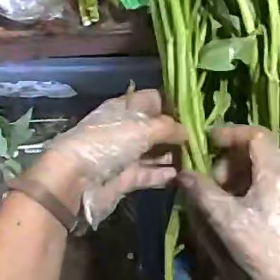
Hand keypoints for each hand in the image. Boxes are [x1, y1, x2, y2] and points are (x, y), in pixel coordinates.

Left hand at [24, 89, 185, 227]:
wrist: (75, 180)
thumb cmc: (107, 143)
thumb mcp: (141, 128)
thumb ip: (168, 127)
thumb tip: (186, 131)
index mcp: (123, 109)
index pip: (151, 99)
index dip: (172, 103)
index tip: (196, 111)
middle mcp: (123, 130)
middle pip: (154, 128)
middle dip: (176, 132)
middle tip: (204, 137)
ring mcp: (123, 155)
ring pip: (153, 152)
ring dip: (173, 154)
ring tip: (199, 156)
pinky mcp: (124, 178)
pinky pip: (149, 174)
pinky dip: (164, 174)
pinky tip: (184, 175)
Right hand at [179, 126, 279, 279]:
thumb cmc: (262, 246)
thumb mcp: (225, 218)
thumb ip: (202, 190)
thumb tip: (183, 173)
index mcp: (276, 169)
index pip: (255, 133)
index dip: (230, 133)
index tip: (207, 143)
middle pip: (258, 148)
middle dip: (229, 158)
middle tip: (209, 179)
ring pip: (262, 165)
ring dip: (237, 172)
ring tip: (218, 194)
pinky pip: (270, 179)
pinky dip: (249, 183)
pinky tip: (234, 205)